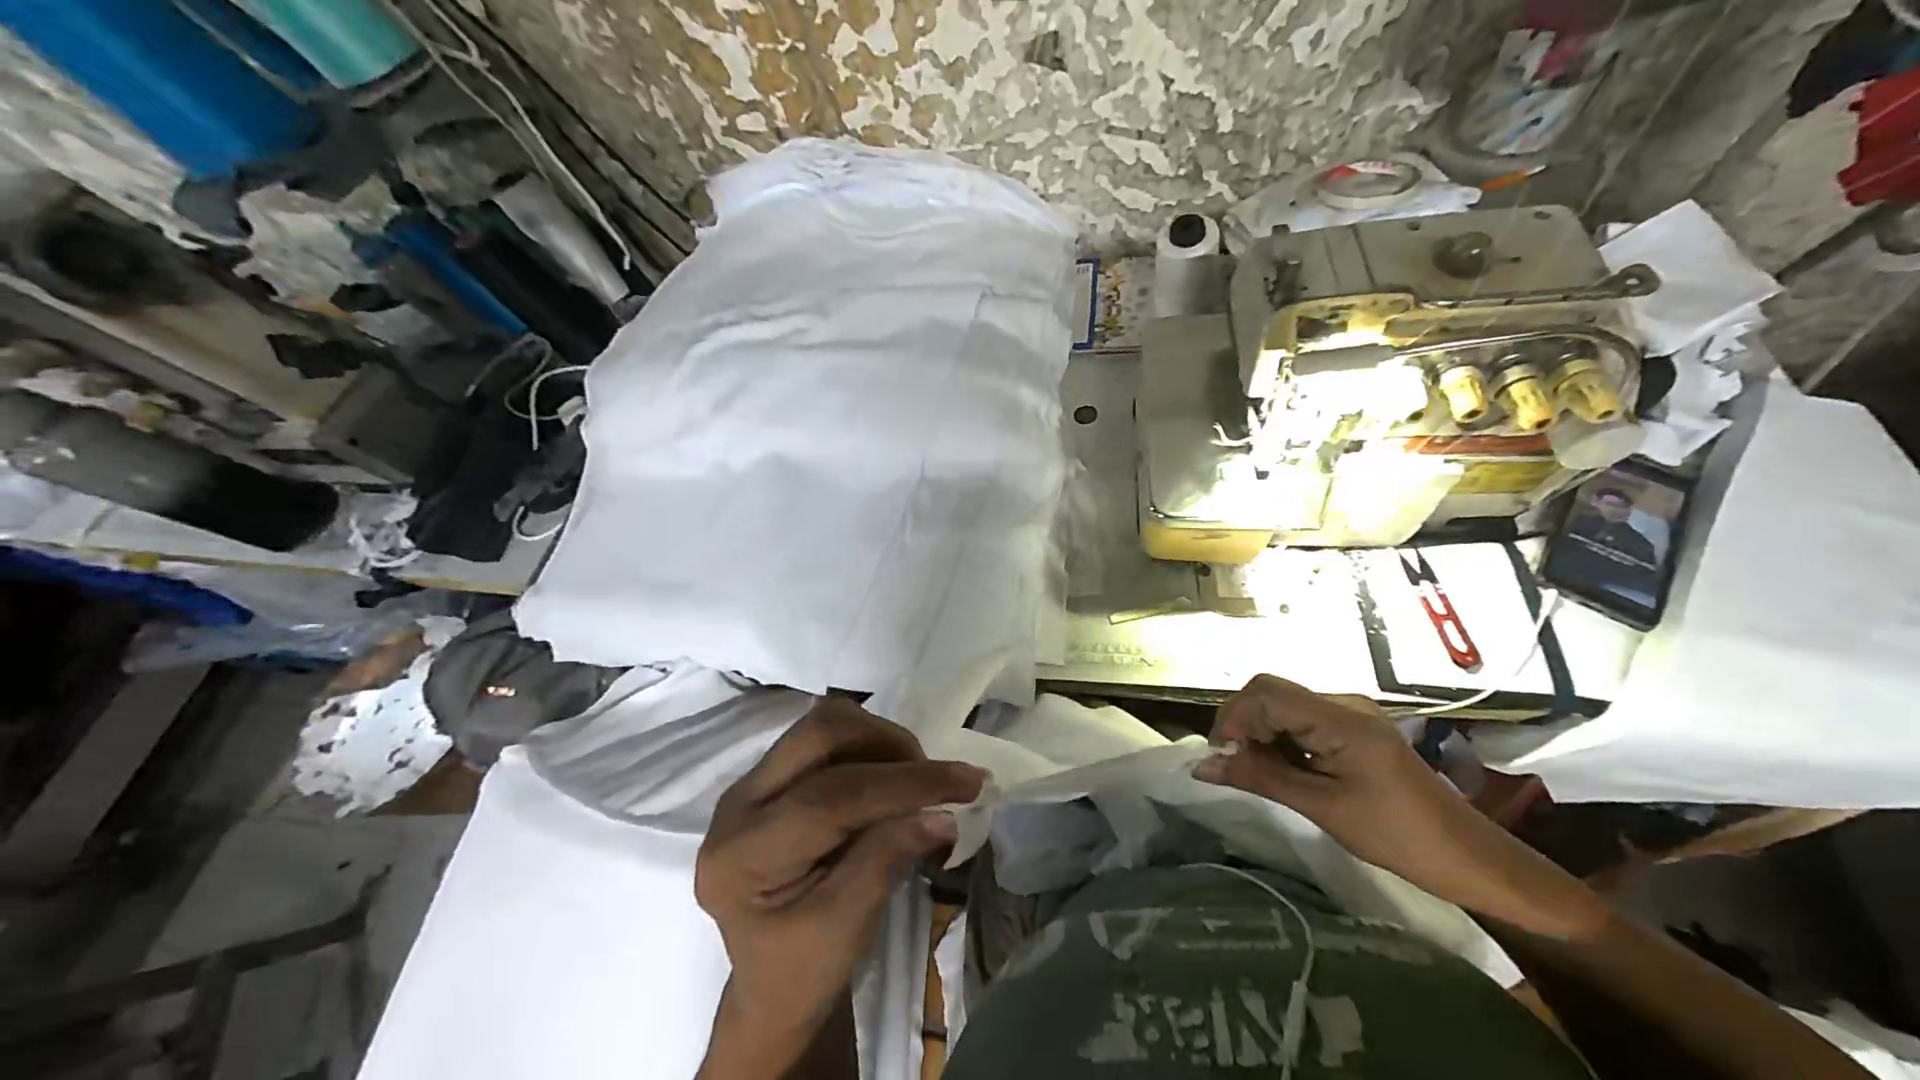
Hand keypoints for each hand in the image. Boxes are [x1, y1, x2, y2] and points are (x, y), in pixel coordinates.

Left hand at [695, 696, 984, 1072]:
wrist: (772, 979)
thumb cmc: (805, 967)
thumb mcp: (847, 927)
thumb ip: (887, 859)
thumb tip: (943, 813)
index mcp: (742, 855)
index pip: (829, 797)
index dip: (902, 784)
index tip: (967, 783)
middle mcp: (736, 805)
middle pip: (819, 734)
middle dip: (888, 744)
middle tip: (935, 779)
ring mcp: (750, 784)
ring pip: (824, 724)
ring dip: (880, 739)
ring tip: (914, 780)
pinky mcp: (771, 777)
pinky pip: (824, 738)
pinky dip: (869, 745)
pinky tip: (891, 777)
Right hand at [1193, 675, 1605, 939]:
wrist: (1469, 857)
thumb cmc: (1398, 836)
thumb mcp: (1322, 807)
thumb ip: (1260, 777)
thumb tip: (1202, 765)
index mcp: (1341, 719)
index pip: (1265, 693)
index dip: (1233, 718)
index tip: (1220, 757)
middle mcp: (1344, 704)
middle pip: (1271, 693)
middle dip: (1242, 725)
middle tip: (1233, 767)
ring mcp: (1351, 714)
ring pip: (1283, 706)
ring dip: (1260, 734)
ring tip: (1257, 773)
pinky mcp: (1354, 728)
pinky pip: (1301, 720)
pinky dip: (1280, 740)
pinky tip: (1282, 769)